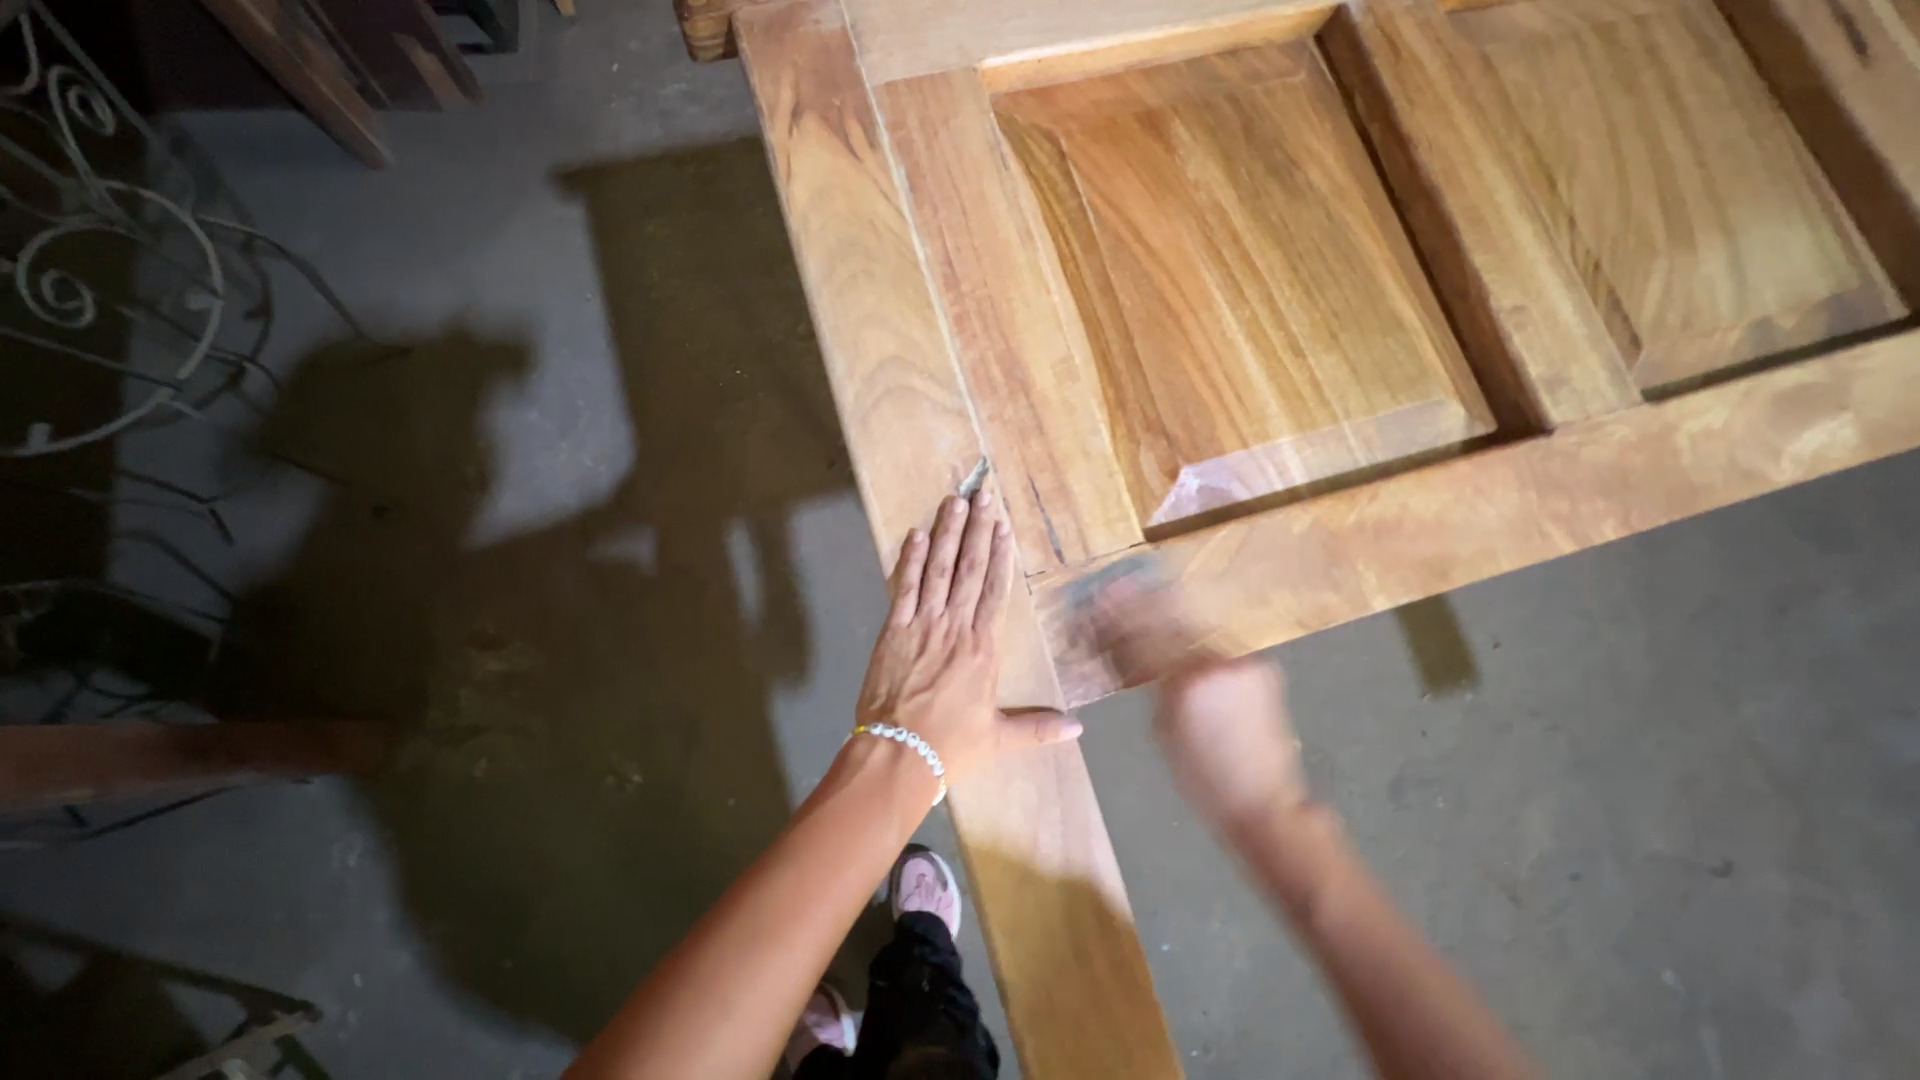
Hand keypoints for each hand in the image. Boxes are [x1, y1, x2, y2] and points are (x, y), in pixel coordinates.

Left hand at [856, 489, 1082, 779]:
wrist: (900, 753)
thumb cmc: (951, 745)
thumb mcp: (999, 737)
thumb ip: (1038, 728)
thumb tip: (1078, 729)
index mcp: (983, 647)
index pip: (995, 590)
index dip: (1000, 555)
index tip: (1003, 526)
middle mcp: (955, 626)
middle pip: (969, 569)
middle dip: (977, 530)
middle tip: (983, 495)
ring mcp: (922, 624)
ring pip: (938, 570)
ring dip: (947, 534)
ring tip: (954, 502)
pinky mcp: (892, 630)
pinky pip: (902, 587)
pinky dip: (909, 560)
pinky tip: (915, 535)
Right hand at [1094, 579, 1306, 833]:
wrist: (1263, 800)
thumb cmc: (1201, 778)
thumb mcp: (1161, 729)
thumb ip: (1146, 683)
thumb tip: (1125, 652)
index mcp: (1185, 683)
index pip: (1141, 638)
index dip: (1114, 617)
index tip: (1095, 600)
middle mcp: (1216, 663)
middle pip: (1167, 618)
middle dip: (1137, 601)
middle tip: (1112, 587)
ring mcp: (1242, 661)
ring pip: (1193, 626)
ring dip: (1164, 612)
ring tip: (1139, 597)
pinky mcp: (1259, 665)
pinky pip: (1214, 643)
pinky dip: (1191, 636)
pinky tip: (1175, 630)